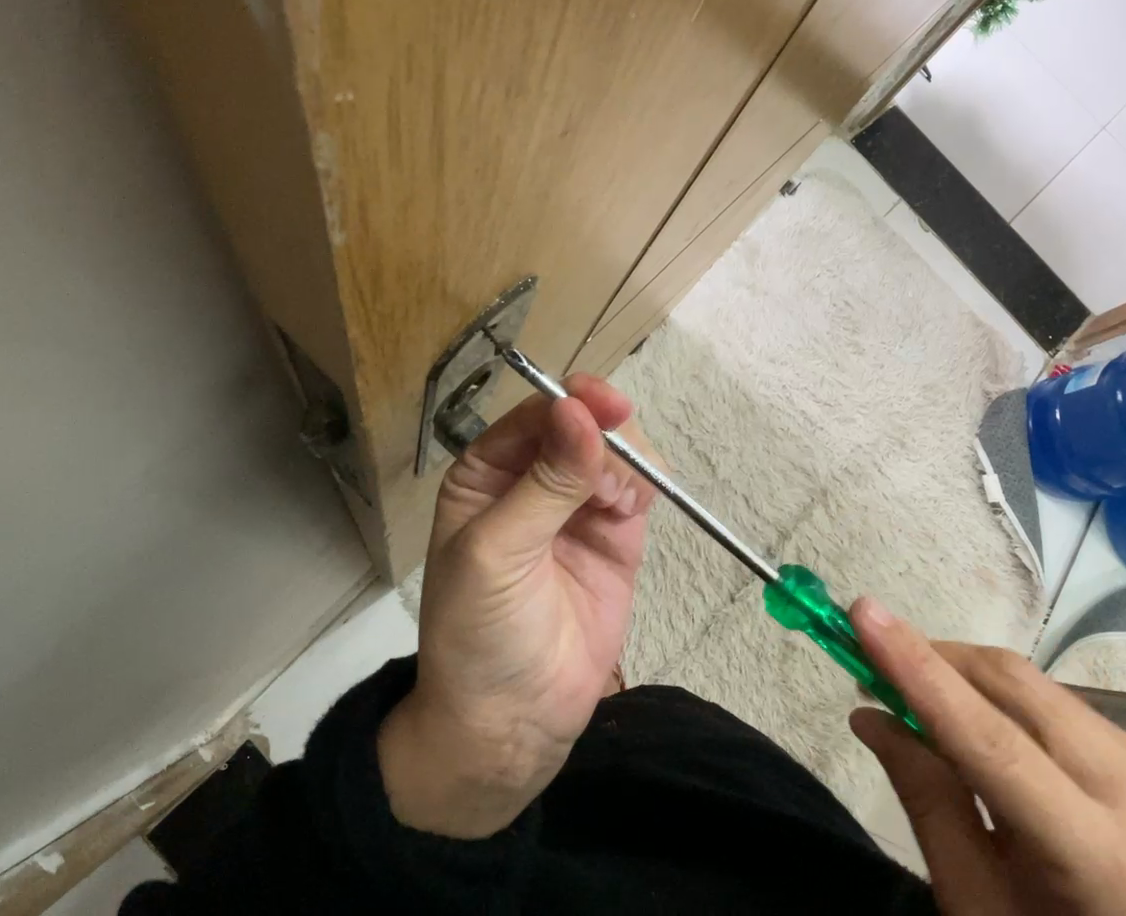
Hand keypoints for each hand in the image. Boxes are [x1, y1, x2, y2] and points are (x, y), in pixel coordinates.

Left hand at [378, 374, 657, 837]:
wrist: (511, 721)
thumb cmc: (480, 632)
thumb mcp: (497, 552)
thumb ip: (544, 484)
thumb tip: (579, 410)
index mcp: (487, 474)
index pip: (534, 417)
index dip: (571, 403)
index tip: (609, 405)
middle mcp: (531, 482)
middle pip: (581, 426)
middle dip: (605, 435)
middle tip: (614, 475)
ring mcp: (576, 509)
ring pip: (614, 454)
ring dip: (627, 463)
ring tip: (619, 505)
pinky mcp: (615, 539)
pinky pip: (637, 492)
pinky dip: (645, 487)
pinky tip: (634, 509)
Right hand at [847, 600, 1125, 915]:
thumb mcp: (973, 901)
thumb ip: (925, 800)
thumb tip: (870, 715)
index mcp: (1098, 855)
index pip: (989, 740)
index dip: (918, 671)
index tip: (862, 614)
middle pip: (1015, 689)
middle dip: (933, 660)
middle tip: (866, 664)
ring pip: (1032, 686)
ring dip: (960, 675)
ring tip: (907, 693)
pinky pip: (1055, 705)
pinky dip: (996, 698)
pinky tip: (965, 718)